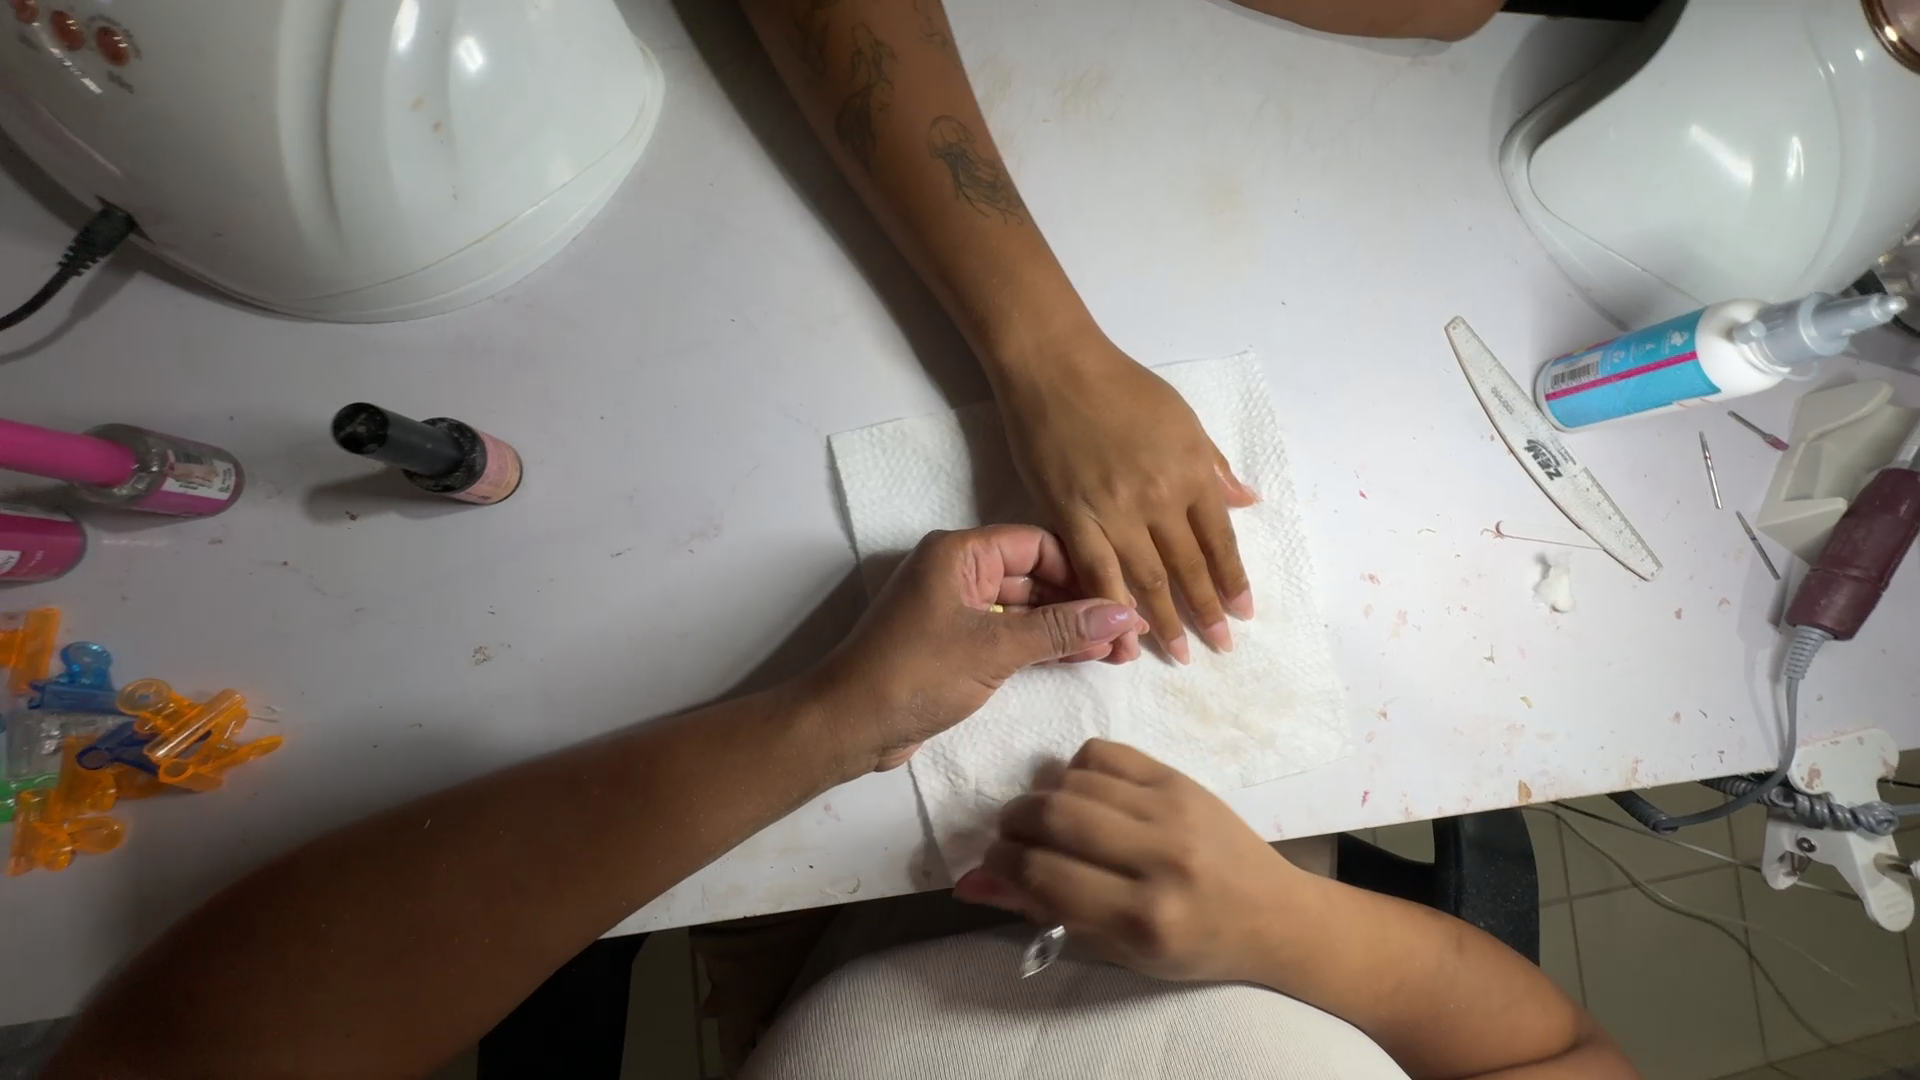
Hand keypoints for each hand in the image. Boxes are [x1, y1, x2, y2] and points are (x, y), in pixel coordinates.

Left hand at [804, 527, 1147, 775]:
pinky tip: (1085, 657)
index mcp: (959, 553)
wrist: (851, 725)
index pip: (1038, 544)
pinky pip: (1012, 632)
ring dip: (1068, 627)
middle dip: (1082, 604)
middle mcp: (960, 571)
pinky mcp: (960, 641)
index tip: (1124, 598)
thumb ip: (1061, 629)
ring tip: (1119, 652)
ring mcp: (959, 607)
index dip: (1083, 569)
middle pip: (1036, 575)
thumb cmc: (916, 674)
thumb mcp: (993, 649)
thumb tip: (1126, 615)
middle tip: (1132, 634)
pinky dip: (1044, 644)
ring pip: (1027, 607)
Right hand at [952, 739, 1298, 982]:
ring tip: (1044, 813)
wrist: (1271, 913)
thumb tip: (972, 883)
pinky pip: (1103, 750)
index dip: (1003, 863)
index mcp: (1145, 920)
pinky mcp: (1179, 778)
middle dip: (1013, 821)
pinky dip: (1076, 766)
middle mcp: (1160, 860)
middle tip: (1010, 832)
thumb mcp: (1119, 950)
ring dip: (1041, 793)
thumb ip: (1044, 912)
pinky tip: (1081, 789)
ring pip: (1074, 779)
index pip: (1045, 876)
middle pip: (1055, 816)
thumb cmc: (1191, 946)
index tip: (992, 860)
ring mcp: (1173, 810)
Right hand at [994, 336, 1257, 665]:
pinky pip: (1097, 572)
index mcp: (1190, 471)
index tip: (1244, 612)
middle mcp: (1159, 499)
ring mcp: (1114, 512)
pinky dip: (1113, 606)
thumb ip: (1212, 465)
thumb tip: (1246, 502)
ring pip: (1147, 579)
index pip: (1219, 541)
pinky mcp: (1071, 518)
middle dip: (1207, 611)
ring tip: (1180, 654)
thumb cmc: (1121, 387)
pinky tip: (1124, 633)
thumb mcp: (1182, 417)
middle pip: (1188, 567)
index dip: (1232, 580)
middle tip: (1221, 647)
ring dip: (1166, 621)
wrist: (1056, 370)